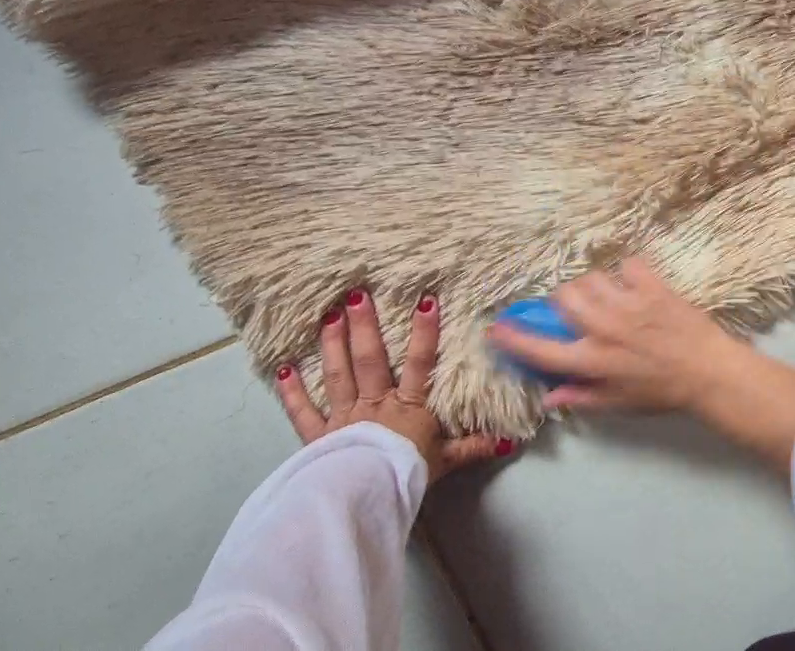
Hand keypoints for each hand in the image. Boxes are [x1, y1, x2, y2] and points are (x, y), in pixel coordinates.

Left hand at [278, 288, 511, 478]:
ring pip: (338, 375)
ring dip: (332, 345)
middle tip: (355, 295)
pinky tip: (284, 369)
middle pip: (370, 360)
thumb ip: (474, 447)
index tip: (425, 299)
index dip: (424, 331)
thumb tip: (510, 439)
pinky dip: (293, 392)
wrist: (363, 499)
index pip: (420, 362)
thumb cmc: (407, 475)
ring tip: (327, 316)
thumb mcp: (447, 461)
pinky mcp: (318, 437)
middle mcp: (375, 403)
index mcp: (409, 406)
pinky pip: (303, 412)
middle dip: (364, 326)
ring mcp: (344, 417)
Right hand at [485, 257, 745, 412]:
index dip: (513, 338)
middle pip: (563, 297)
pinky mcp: (653, 288)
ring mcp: (629, 305)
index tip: (497, 327)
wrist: (708, 371)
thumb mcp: (618, 404)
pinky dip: (627, 271)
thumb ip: (582, 397)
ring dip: (591, 284)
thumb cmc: (662, 392)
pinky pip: (629, 264)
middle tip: (573, 307)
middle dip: (561, 299)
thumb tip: (549, 397)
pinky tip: (633, 283)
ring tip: (603, 294)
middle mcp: (604, 329)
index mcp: (591, 361)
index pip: (541, 348)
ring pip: (591, 278)